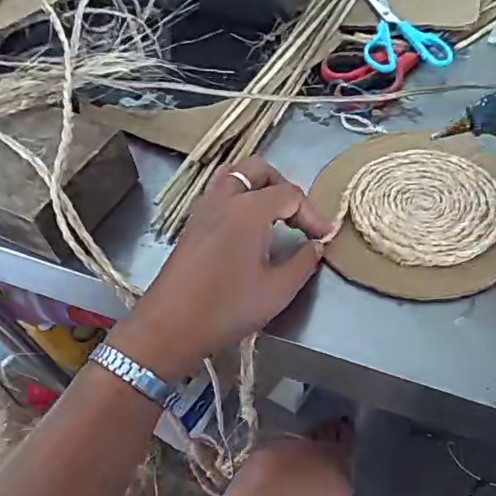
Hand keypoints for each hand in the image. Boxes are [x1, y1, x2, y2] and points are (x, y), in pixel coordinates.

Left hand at [106, 159, 330, 379]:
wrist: (171, 325)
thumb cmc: (227, 309)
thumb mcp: (276, 291)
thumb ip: (302, 263)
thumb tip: (315, 246)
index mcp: (249, 210)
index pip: (290, 194)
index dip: (312, 214)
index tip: (324, 236)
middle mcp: (223, 199)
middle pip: (257, 170)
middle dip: (283, 187)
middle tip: (298, 216)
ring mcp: (202, 210)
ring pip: (233, 177)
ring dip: (256, 187)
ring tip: (273, 216)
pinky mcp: (191, 225)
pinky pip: (217, 194)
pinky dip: (237, 198)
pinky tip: (246, 229)